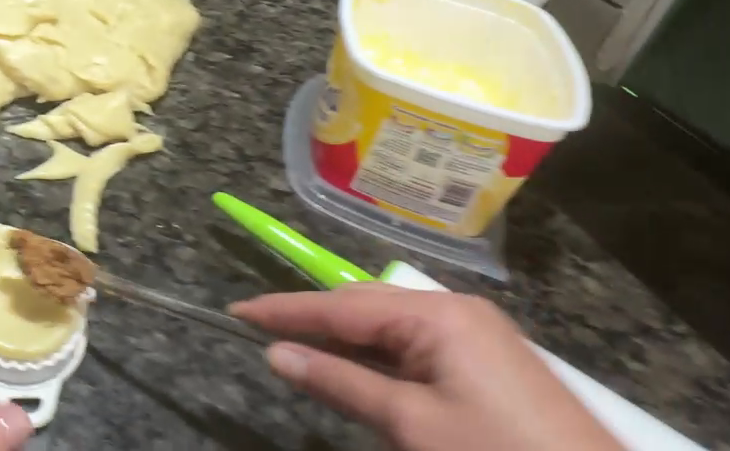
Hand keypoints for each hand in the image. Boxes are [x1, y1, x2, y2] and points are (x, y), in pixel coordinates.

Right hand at [230, 283, 621, 450]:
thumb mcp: (412, 425)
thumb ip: (339, 382)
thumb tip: (275, 354)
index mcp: (437, 314)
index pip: (340, 305)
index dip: (284, 309)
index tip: (236, 310)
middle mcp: (456, 310)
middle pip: (363, 305)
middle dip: (314, 321)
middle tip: (266, 337)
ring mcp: (479, 335)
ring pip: (389, 325)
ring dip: (346, 341)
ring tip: (302, 355)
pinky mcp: (493, 364)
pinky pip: (416, 345)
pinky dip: (380, 357)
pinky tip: (360, 373)